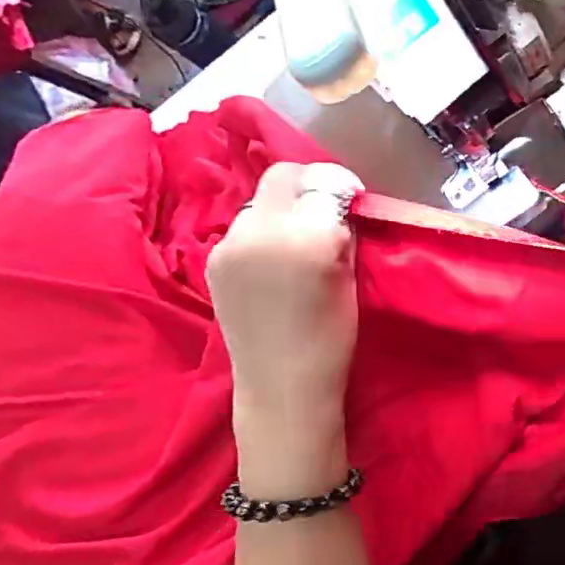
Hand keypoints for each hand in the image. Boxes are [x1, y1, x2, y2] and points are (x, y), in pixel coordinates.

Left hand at [208, 163, 362, 430]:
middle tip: (323, 210)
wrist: (282, 388)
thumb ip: (342, 234)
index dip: (342, 188)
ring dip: (283, 209)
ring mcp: (230, 243)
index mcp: (308, 237)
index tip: (351, 199)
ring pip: (261, 200)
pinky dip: (263, 232)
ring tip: (296, 240)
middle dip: (307, 186)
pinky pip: (244, 227)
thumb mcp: (351, 281)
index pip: (325, 183)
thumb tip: (336, 208)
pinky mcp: (213, 259)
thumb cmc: (331, 341)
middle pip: (284, 176)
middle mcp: (262, 229)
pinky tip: (273, 261)